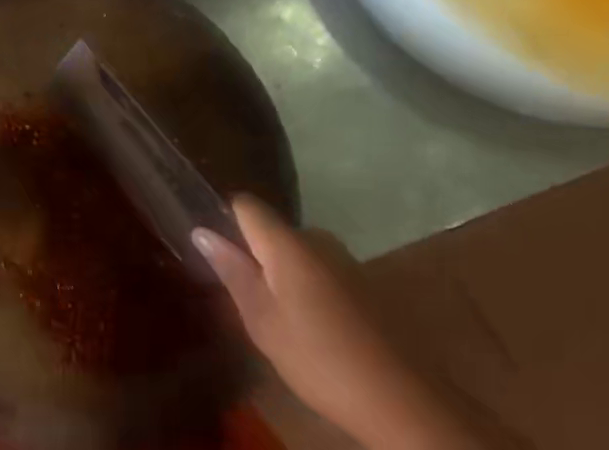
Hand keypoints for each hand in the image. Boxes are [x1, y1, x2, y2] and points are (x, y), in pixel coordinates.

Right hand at [193, 196, 498, 449]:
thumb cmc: (320, 359)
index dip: (226, 220)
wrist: (406, 404)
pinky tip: (315, 328)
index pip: (246, 205)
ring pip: (300, 252)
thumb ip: (233, 272)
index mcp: (288, 242)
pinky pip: (324, 271)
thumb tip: (201, 231)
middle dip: (257, 254)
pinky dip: (312, 289)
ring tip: (280, 318)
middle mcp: (318, 239)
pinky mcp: (369, 285)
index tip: (218, 252)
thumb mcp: (262, 321)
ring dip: (286, 274)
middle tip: (247, 297)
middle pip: (274, 230)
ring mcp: (348, 261)